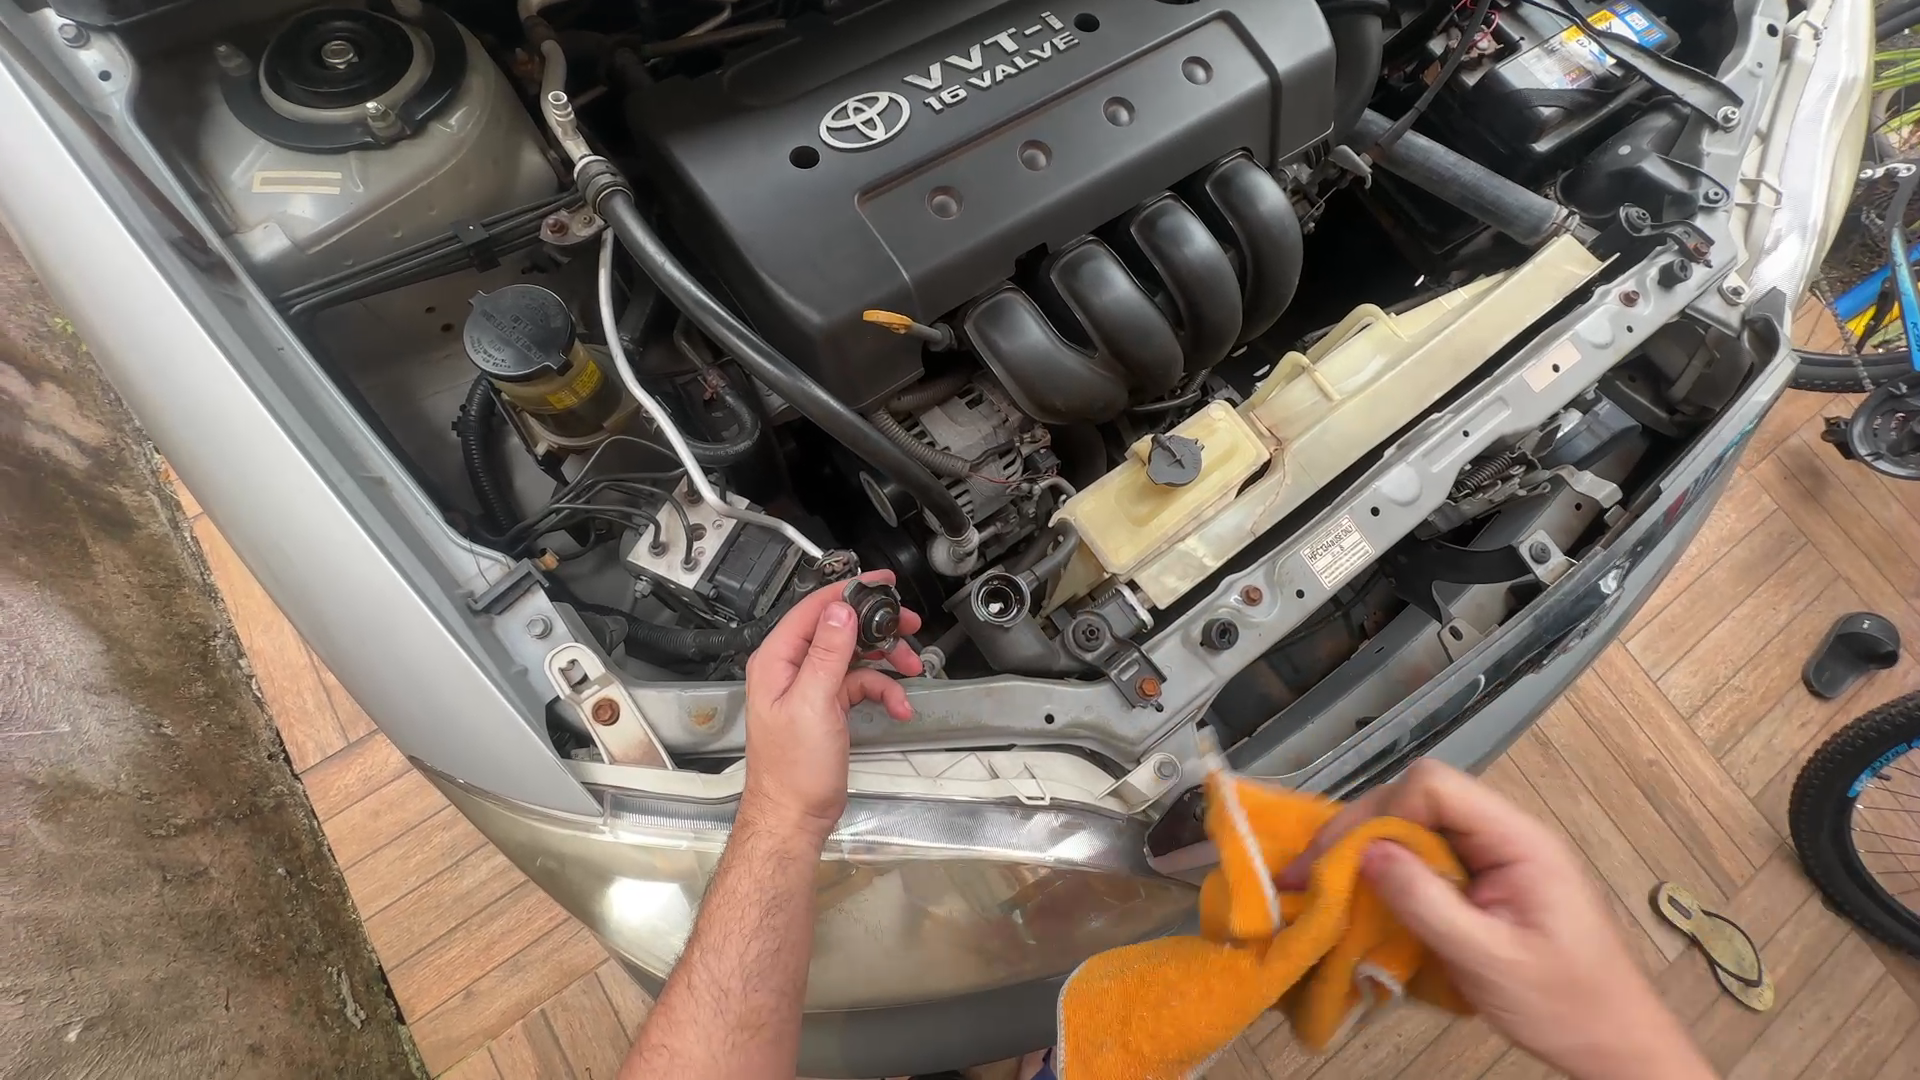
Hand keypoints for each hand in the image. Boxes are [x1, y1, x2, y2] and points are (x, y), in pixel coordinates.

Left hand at [739, 571, 922, 843]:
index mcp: (778, 659)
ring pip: (855, 655)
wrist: (794, 817)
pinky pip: (860, 684)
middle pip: (840, 628)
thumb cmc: (792, 770)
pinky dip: (882, 691)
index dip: (850, 591)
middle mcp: (792, 667)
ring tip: (911, 668)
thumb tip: (842, 611)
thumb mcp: (814, 704)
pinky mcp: (827, 704)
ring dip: (886, 661)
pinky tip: (897, 706)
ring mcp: (811, 685)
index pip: (815, 609)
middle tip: (909, 623)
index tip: (882, 583)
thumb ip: (828, 653)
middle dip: (878, 627)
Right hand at [1280, 760, 1713, 1079]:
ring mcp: (1484, 850)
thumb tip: (1365, 853)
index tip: (1359, 859)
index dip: (1389, 811)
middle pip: (1410, 796)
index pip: (1434, 785)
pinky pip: (1413, 849)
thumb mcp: (1493, 962)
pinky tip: (1355, 888)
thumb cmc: (1567, 1008)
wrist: (1617, 1049)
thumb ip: (1429, 903)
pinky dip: (1378, 866)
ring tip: (1321, 879)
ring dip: (1361, 847)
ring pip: (1405, 820)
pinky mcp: (1472, 872)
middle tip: (1313, 870)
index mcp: (1516, 839)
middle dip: (1358, 829)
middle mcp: (1497, 831)